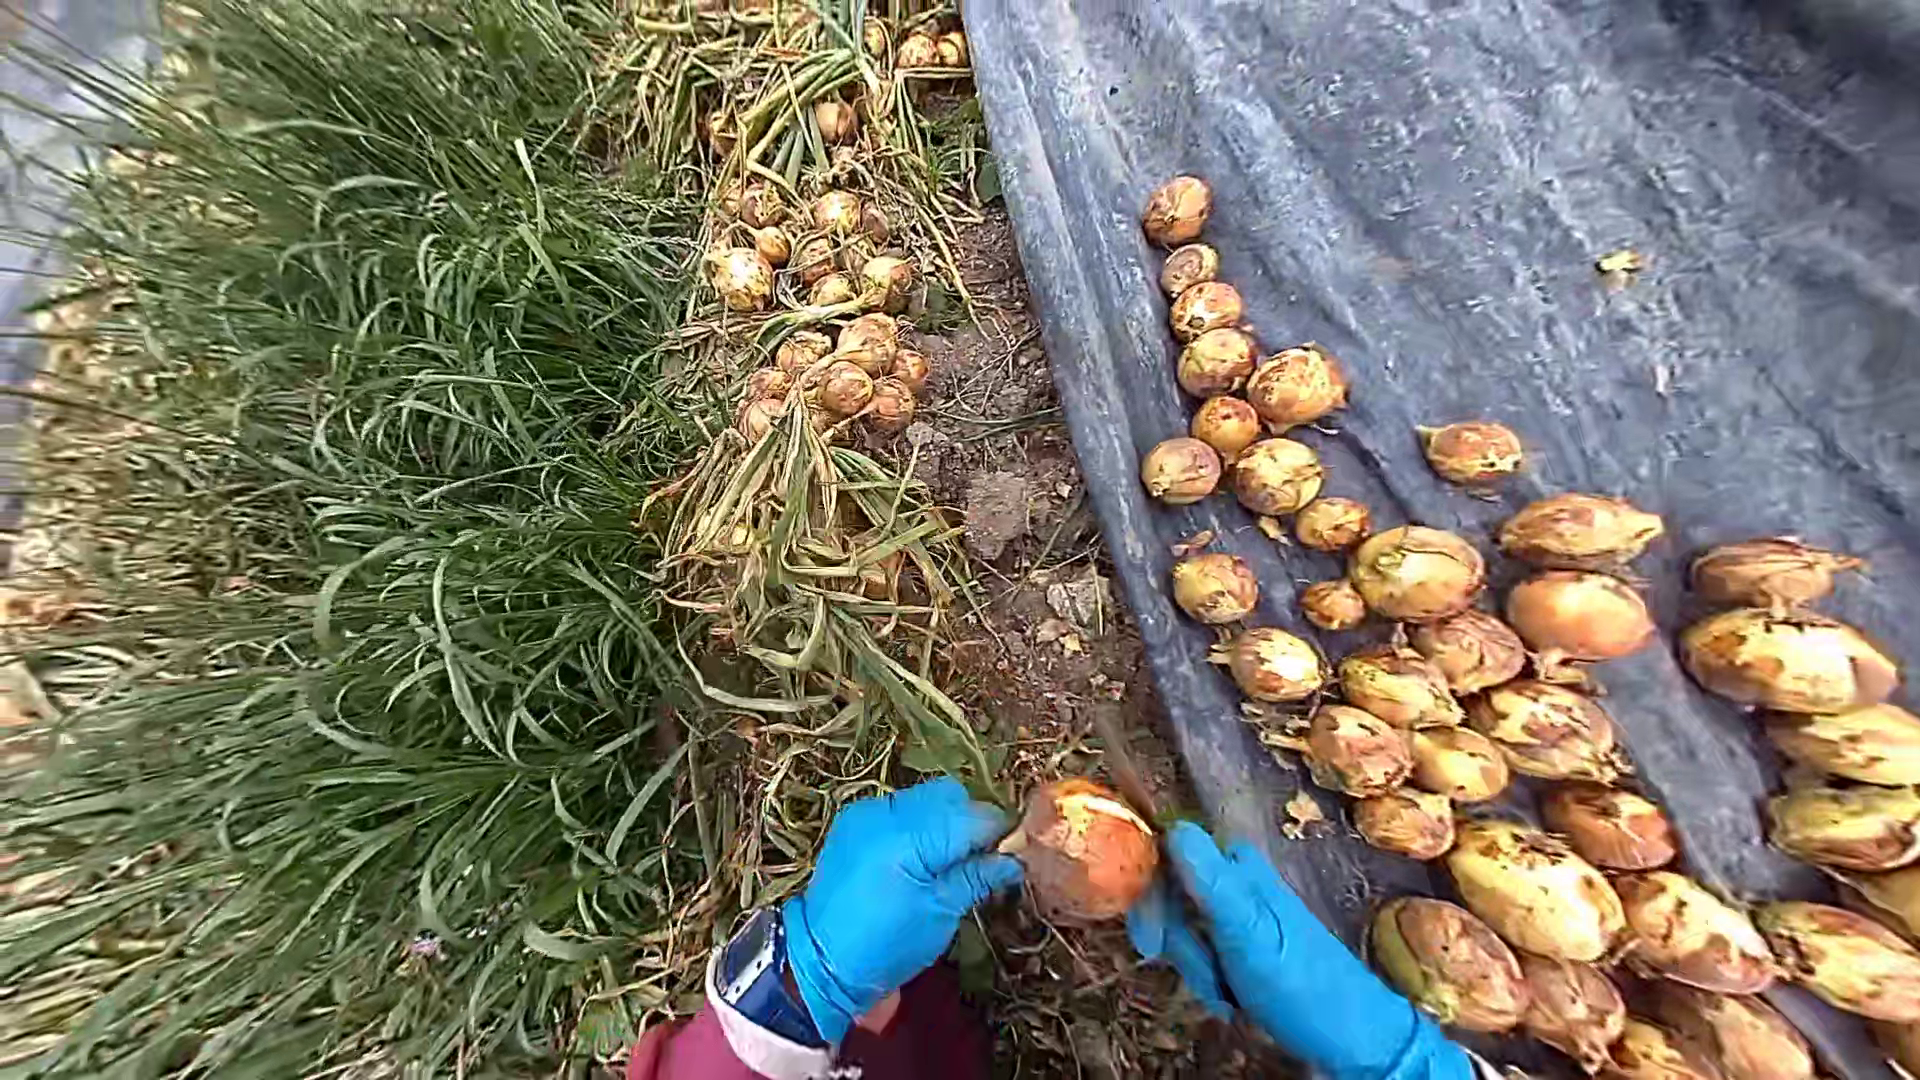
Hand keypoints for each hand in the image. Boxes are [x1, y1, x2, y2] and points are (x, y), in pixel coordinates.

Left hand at [782, 777, 1022, 1044]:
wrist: (819, 961)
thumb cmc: (887, 945)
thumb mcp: (941, 914)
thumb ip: (978, 876)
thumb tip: (1015, 858)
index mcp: (909, 837)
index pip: (970, 815)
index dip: (996, 831)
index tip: (1010, 851)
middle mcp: (887, 811)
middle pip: (949, 795)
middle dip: (970, 819)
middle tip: (977, 857)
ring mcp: (868, 810)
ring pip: (926, 796)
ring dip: (945, 818)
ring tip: (946, 857)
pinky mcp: (857, 816)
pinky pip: (901, 805)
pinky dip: (918, 822)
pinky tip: (917, 853)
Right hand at [1132, 822, 1471, 1079]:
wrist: (1358, 1045)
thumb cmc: (1305, 988)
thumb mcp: (1251, 935)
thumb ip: (1212, 881)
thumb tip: (1174, 827)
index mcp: (1234, 860)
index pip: (1164, 854)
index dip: (1150, 897)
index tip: (1151, 943)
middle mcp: (1230, 872)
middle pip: (1168, 889)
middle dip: (1177, 939)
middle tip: (1204, 978)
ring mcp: (1234, 903)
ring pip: (1179, 919)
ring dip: (1191, 961)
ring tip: (1224, 995)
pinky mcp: (1237, 932)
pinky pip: (1196, 940)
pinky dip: (1203, 972)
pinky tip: (1226, 996)